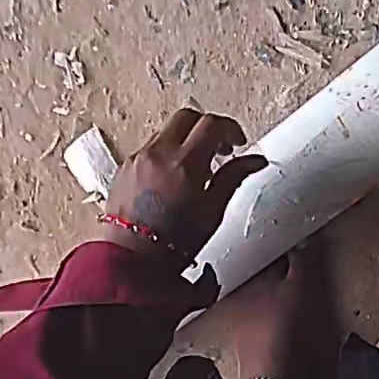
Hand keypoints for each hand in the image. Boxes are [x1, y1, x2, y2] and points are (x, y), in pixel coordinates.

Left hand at [100, 108, 266, 261]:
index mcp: (185, 163)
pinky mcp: (126, 168)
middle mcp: (159, 154)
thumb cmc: (171, 245)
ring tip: (197, 170)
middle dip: (207, 127)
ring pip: (167, 131)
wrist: (133, 260)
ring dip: (186, 141)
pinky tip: (174, 180)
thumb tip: (253, 162)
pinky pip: (151, 148)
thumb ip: (233, 178)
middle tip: (219, 149)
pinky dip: (167, 154)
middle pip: (187, 117)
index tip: (236, 143)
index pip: (212, 124)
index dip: (230, 129)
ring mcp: (139, 159)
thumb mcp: (213, 212)